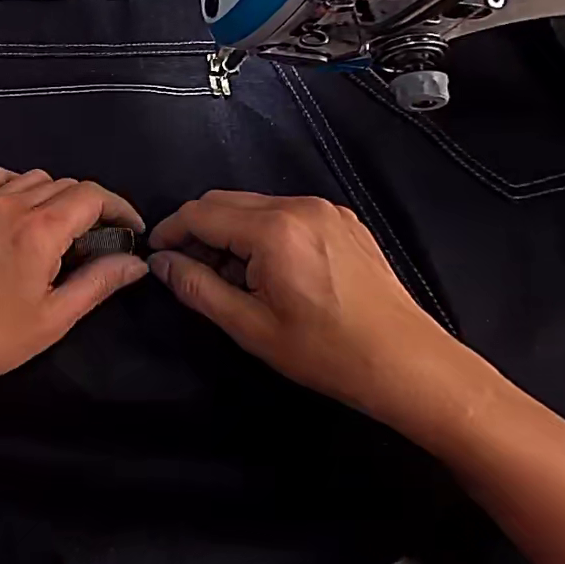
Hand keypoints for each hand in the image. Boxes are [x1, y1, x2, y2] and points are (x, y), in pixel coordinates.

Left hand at [0, 168, 148, 406]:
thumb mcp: (54, 318)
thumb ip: (100, 282)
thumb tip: (135, 263)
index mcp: (40, 230)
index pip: (94, 196)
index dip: (120, 208)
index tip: (132, 229)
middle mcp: (14, 205)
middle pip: (71, 185)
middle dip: (95, 208)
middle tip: (102, 242)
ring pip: (40, 178)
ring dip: (61, 197)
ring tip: (64, 233)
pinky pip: (4, 177)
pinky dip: (24, 186)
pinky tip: (25, 213)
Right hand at [147, 191, 475, 428]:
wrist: (408, 362)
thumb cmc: (326, 353)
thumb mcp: (252, 328)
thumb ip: (199, 288)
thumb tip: (161, 263)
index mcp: (273, 230)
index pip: (202, 212)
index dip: (171, 229)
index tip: (156, 253)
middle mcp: (297, 205)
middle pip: (226, 201)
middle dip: (199, 230)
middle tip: (190, 270)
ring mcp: (324, 207)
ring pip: (256, 205)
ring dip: (231, 232)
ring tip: (233, 277)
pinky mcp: (342, 218)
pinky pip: (287, 212)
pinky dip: (264, 231)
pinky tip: (272, 270)